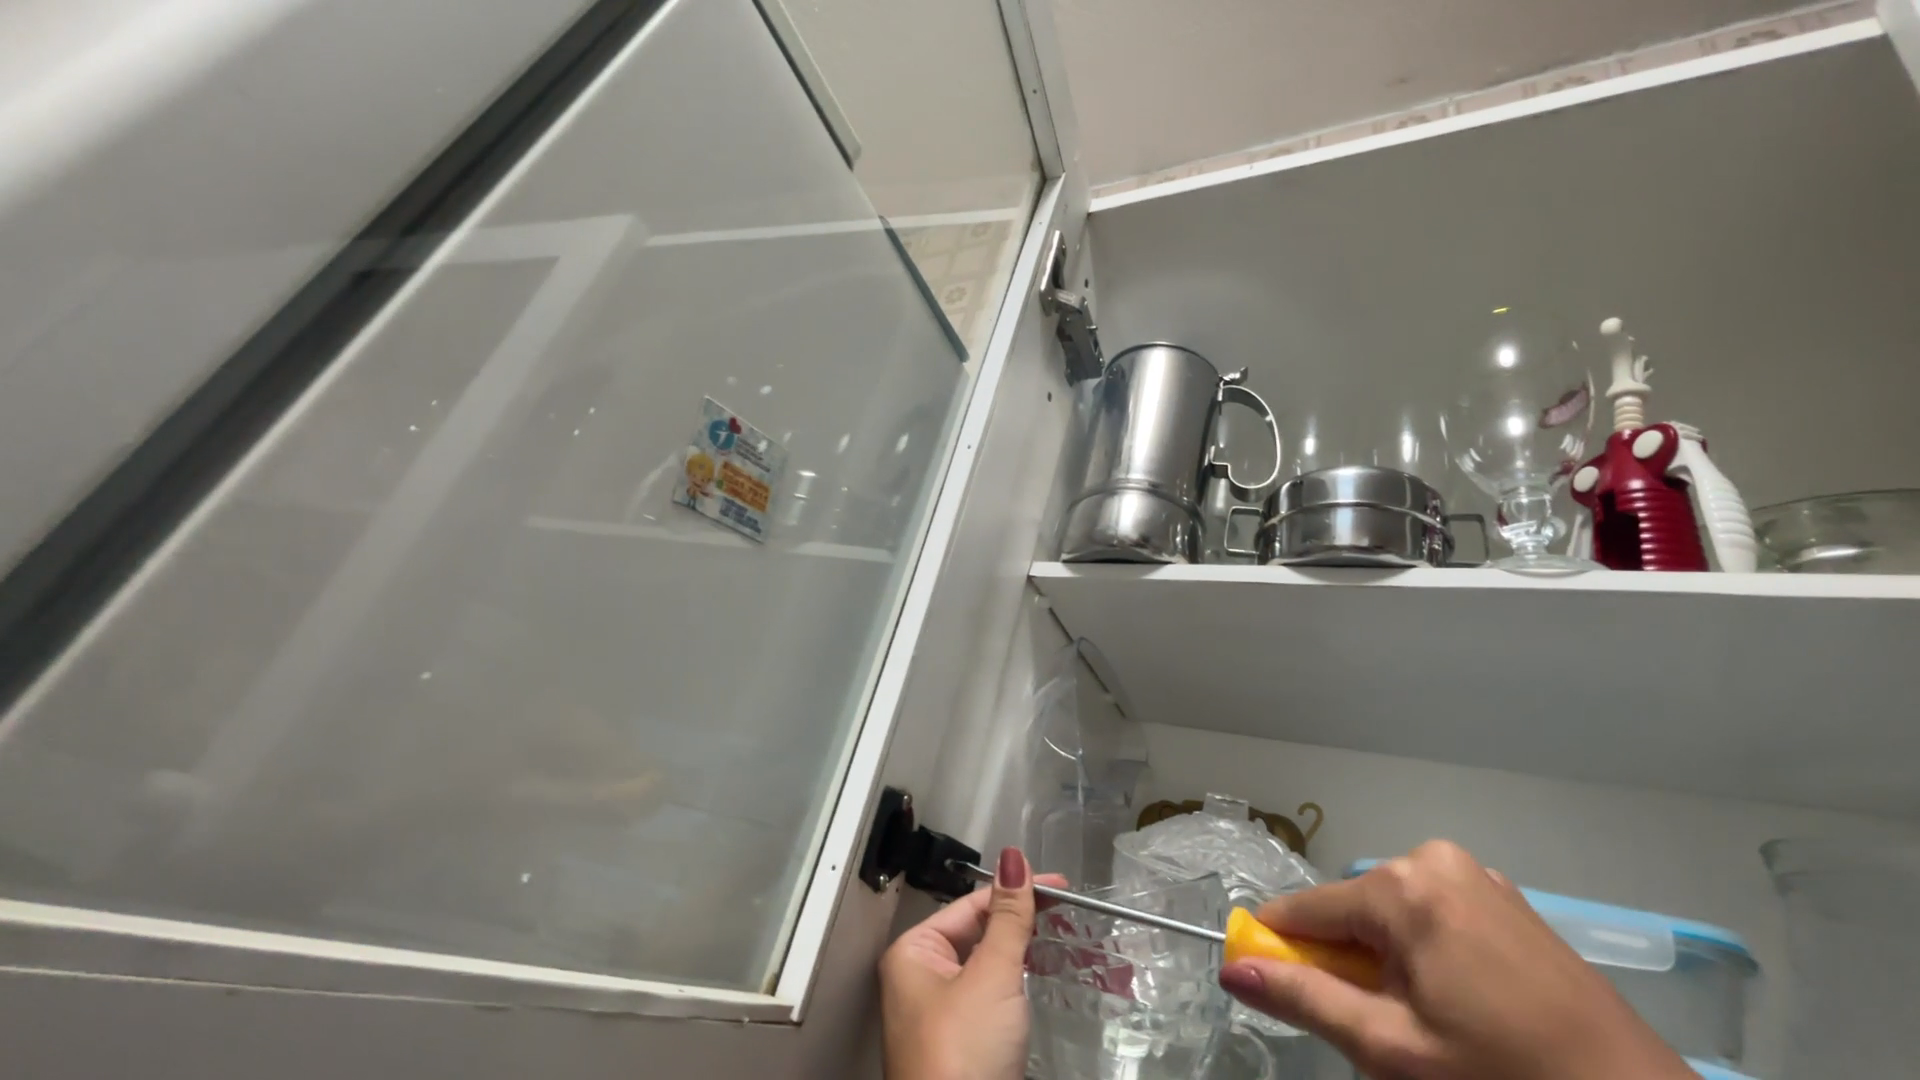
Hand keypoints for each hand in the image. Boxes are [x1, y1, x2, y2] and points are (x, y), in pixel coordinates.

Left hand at [879, 848, 1063, 1079]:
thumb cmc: (962, 1053)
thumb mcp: (990, 976)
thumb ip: (1008, 917)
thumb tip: (1014, 856)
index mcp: (914, 953)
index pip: (970, 905)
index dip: (1015, 890)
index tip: (1061, 886)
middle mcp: (922, 977)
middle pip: (978, 932)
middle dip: (1023, 922)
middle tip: (1069, 911)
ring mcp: (942, 1013)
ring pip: (988, 965)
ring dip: (1025, 952)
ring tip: (1066, 940)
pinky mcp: (963, 1043)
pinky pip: (993, 996)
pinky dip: (1020, 983)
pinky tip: (1043, 978)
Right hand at [1218, 841, 1693, 1079]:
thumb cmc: (1502, 1076)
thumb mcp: (1391, 1048)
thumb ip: (1304, 1000)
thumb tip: (1232, 968)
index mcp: (1402, 886)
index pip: (1303, 911)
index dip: (1281, 952)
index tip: (1279, 995)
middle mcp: (1433, 860)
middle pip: (1349, 911)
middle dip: (1344, 963)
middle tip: (1382, 1029)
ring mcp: (1476, 875)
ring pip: (1389, 914)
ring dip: (1383, 961)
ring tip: (1425, 1022)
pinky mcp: (1506, 899)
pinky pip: (1431, 915)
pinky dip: (1420, 952)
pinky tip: (1457, 1004)